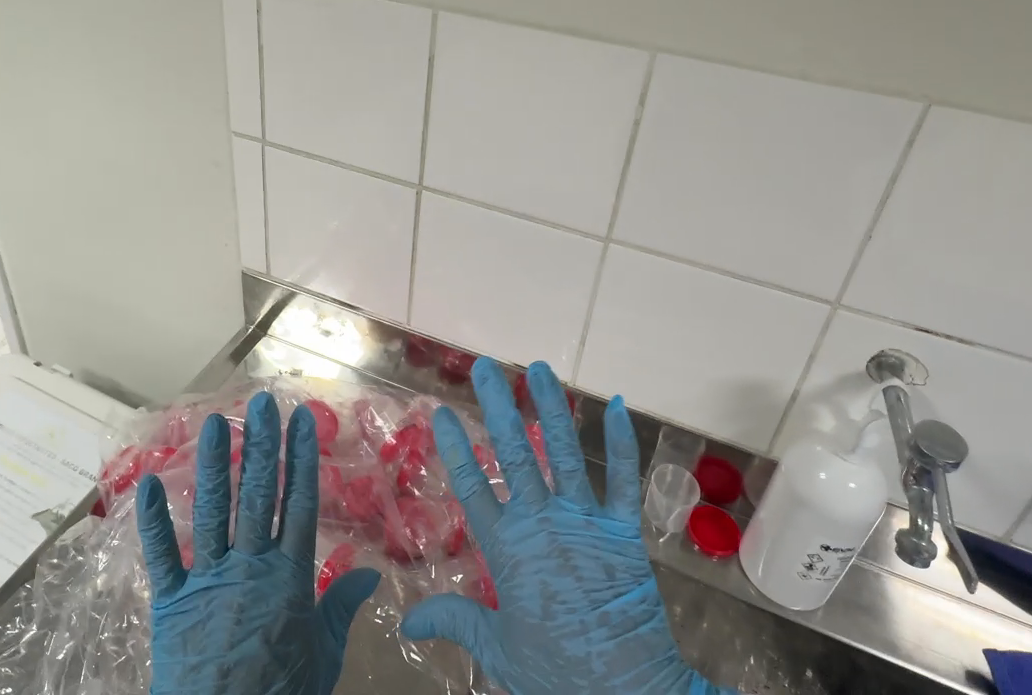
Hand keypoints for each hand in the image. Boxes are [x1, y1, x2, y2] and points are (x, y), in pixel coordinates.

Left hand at [137, 392, 381, 694]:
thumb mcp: (323, 655)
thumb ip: (341, 608)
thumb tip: (371, 573)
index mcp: (290, 575)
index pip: (299, 502)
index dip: (302, 458)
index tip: (302, 421)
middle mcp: (250, 565)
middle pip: (259, 494)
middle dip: (263, 445)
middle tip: (262, 402)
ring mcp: (208, 579)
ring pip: (213, 510)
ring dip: (216, 464)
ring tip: (216, 422)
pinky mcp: (172, 601)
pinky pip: (162, 556)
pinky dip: (153, 520)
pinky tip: (147, 483)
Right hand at [402, 359, 717, 694]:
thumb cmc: (558, 674)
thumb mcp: (498, 650)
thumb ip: (454, 622)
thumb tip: (407, 620)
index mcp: (507, 550)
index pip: (471, 485)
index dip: (455, 447)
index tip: (441, 412)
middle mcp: (542, 523)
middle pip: (514, 453)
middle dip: (498, 405)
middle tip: (484, 367)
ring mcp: (585, 522)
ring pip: (563, 452)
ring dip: (551, 407)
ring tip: (538, 368)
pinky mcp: (624, 531)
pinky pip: (624, 479)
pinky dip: (621, 442)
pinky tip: (616, 405)